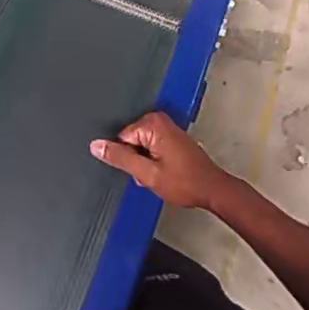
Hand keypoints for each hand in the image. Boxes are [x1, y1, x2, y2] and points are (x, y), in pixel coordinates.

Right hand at [90, 112, 237, 210]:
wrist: (212, 189)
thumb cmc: (185, 182)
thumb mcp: (147, 174)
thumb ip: (120, 158)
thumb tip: (97, 146)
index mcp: (152, 124)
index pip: (120, 139)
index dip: (127, 158)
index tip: (142, 170)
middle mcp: (159, 119)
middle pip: (130, 141)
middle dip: (135, 160)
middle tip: (151, 173)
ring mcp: (166, 126)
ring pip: (139, 146)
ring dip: (144, 162)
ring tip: (159, 173)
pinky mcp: (170, 135)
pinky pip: (149, 146)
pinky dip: (152, 160)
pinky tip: (164, 170)